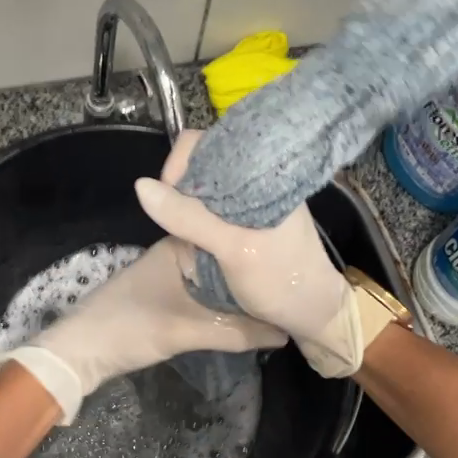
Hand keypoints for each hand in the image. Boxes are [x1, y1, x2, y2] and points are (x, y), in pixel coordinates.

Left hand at [0, 237, 282, 423]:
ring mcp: (171, 271)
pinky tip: (246, 310)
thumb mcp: (187, 331)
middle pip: (225, 258)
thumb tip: (283, 333)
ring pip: (216, 276)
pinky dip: (223, 299)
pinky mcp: (166, 292)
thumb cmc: (130, 328)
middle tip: (292, 283)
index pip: (229, 236)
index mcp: (179, 244)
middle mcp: (177, 250)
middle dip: (252, 273)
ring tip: (277, 296)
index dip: (259, 250)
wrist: (79, 352)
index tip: (292, 263)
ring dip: (239, 289)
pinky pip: (205, 290)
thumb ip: (237, 332)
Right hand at [134, 131, 367, 376]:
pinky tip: (198, 242)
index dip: (180, 164)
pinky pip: (216, 208)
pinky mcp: (252, 219)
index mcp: (263, 172)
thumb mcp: (233, 249)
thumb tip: (141, 186)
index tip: (169, 199)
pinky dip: (201, 220)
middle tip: (179, 223)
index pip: (207, 143)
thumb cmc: (281, 280)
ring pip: (207, 189)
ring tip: (188, 236)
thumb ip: (189, 217)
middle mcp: (260, 178)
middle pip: (204, 164)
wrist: (316, 314)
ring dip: (190, 208)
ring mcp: (255, 199)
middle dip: (183, 190)